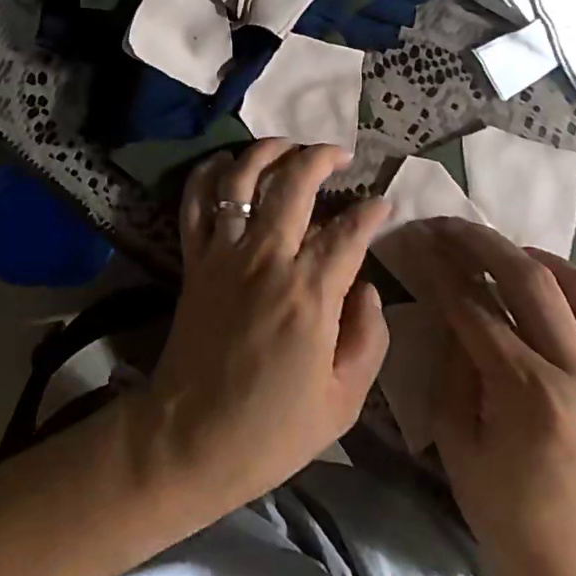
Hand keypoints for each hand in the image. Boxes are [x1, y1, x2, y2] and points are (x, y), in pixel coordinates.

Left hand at [125, 140, 391, 513]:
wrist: (193, 432)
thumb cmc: (275, 426)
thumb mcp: (344, 398)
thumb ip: (366, 336)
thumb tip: (365, 286)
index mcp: (309, 294)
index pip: (347, 232)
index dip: (370, 211)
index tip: (383, 201)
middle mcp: (264, 260)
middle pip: (291, 188)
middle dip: (318, 159)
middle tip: (339, 153)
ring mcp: (221, 256)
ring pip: (239, 183)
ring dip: (263, 153)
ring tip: (287, 143)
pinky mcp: (192, 262)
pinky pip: (194, 206)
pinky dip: (205, 177)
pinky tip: (222, 163)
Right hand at [403, 218, 575, 575]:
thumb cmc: (498, 501)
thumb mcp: (453, 432)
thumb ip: (453, 363)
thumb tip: (449, 310)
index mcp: (528, 390)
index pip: (473, 304)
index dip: (439, 266)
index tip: (416, 237)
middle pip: (532, 281)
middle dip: (483, 243)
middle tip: (450, 226)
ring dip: (541, 262)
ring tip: (507, 257)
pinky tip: (557, 302)